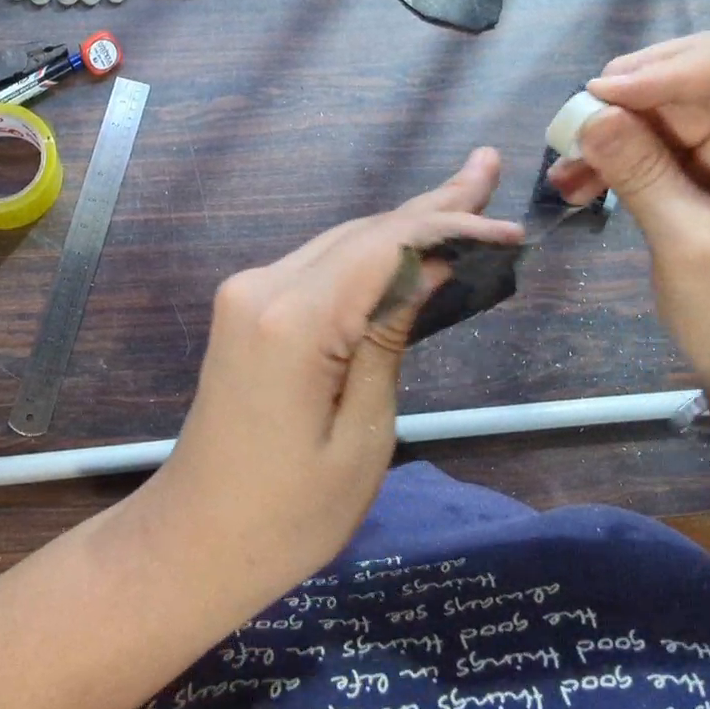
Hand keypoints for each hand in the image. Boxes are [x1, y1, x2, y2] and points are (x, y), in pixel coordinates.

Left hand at [133, 149, 523, 593]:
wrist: (197, 539)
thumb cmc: (290, 513)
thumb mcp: (364, 432)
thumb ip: (390, 335)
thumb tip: (429, 266)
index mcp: (293, 319)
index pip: (387, 245)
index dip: (452, 227)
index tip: (512, 230)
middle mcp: (263, 287)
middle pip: (361, 232)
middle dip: (431, 207)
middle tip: (488, 169)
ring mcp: (247, 295)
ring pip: (340, 244)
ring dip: (402, 226)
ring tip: (464, 196)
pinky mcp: (245, 311)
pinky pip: (318, 268)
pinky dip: (368, 256)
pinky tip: (405, 243)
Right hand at [547, 32, 709, 425]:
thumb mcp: (689, 244)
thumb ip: (641, 172)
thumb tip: (588, 114)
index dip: (663, 69)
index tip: (596, 94)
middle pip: (700, 78)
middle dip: (631, 99)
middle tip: (573, 125)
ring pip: (670, 109)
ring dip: (614, 132)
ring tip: (565, 168)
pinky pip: (661, 143)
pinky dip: (618, 157)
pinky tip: (578, 183)